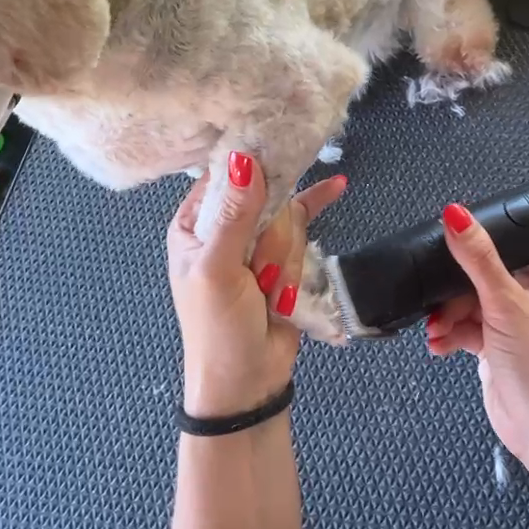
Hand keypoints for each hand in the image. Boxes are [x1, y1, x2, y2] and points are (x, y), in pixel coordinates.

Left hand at [167, 152, 345, 416]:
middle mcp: (222, 227)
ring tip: (270, 293)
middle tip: (261, 271)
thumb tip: (245, 158)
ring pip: (287, 216)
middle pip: (262, 194)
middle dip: (270, 233)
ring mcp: (254, 241)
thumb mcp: (218, 273)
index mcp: (192, 226)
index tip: (274, 143)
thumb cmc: (219, 330)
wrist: (248, 384)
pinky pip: (301, 225)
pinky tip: (336, 187)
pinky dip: (317, 208)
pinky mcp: (282, 254)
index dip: (247, 162)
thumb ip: (234, 216)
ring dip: (285, 255)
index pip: (221, 175)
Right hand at [424, 203, 528, 482]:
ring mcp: (506, 320)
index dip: (476, 241)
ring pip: (465, 303)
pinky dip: (448, 335)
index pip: (504, 242)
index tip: (445, 240)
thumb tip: (454, 213)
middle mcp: (524, 292)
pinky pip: (462, 329)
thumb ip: (477, 258)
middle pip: (476, 274)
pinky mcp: (491, 346)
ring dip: (446, 316)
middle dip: (451, 290)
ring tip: (436, 331)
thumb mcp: (504, 301)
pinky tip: (438, 345)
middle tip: (434, 302)